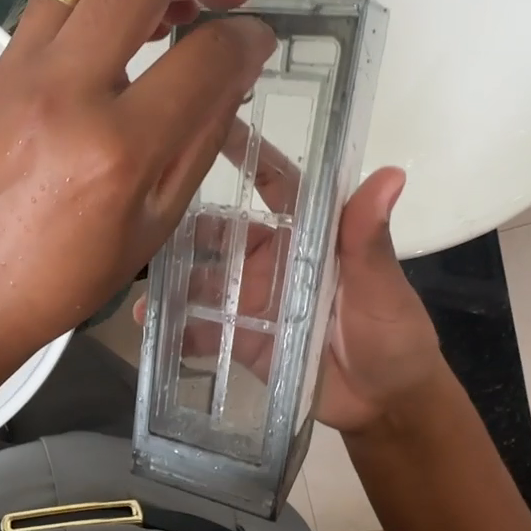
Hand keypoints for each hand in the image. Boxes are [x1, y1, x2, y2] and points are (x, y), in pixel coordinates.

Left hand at [0, 0, 276, 361]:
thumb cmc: (64, 277)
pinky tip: (121, 25)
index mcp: (118, 148)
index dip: (246, 37)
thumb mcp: (155, 223)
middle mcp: (67, 91)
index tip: (256, 39)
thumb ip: (201, 136)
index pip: (204, 55)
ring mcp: (22, 71)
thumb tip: (234, 68)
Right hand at [136, 147, 444, 434]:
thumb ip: (369, 240)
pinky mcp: (240, 339)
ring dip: (169, 281)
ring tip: (137, 285)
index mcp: (308, 236)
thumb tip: (390, 174)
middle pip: (219, 232)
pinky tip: (149, 329)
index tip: (210, 124)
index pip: (275, 183)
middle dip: (182, 226)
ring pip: (201, 280)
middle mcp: (273, 259)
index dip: (247, 154)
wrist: (383, 405)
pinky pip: (201, 329)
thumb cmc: (393, 337)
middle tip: (140, 218)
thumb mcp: (381, 288)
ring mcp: (252, 299)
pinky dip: (175, 329)